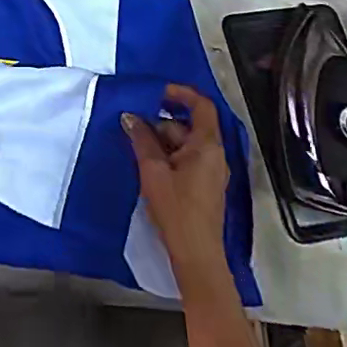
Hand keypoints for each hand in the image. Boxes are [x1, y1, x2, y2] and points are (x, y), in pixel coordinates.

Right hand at [122, 84, 229, 284]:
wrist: (197, 254)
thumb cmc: (176, 210)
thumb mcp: (153, 172)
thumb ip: (142, 141)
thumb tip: (130, 118)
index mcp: (208, 144)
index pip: (202, 105)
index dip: (182, 94)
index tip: (159, 92)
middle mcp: (216, 153)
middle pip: (191, 126)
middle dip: (164, 123)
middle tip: (137, 128)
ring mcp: (213, 170)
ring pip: (189, 144)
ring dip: (165, 142)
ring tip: (139, 149)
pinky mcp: (207, 186)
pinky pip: (190, 160)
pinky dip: (172, 156)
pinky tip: (151, 167)